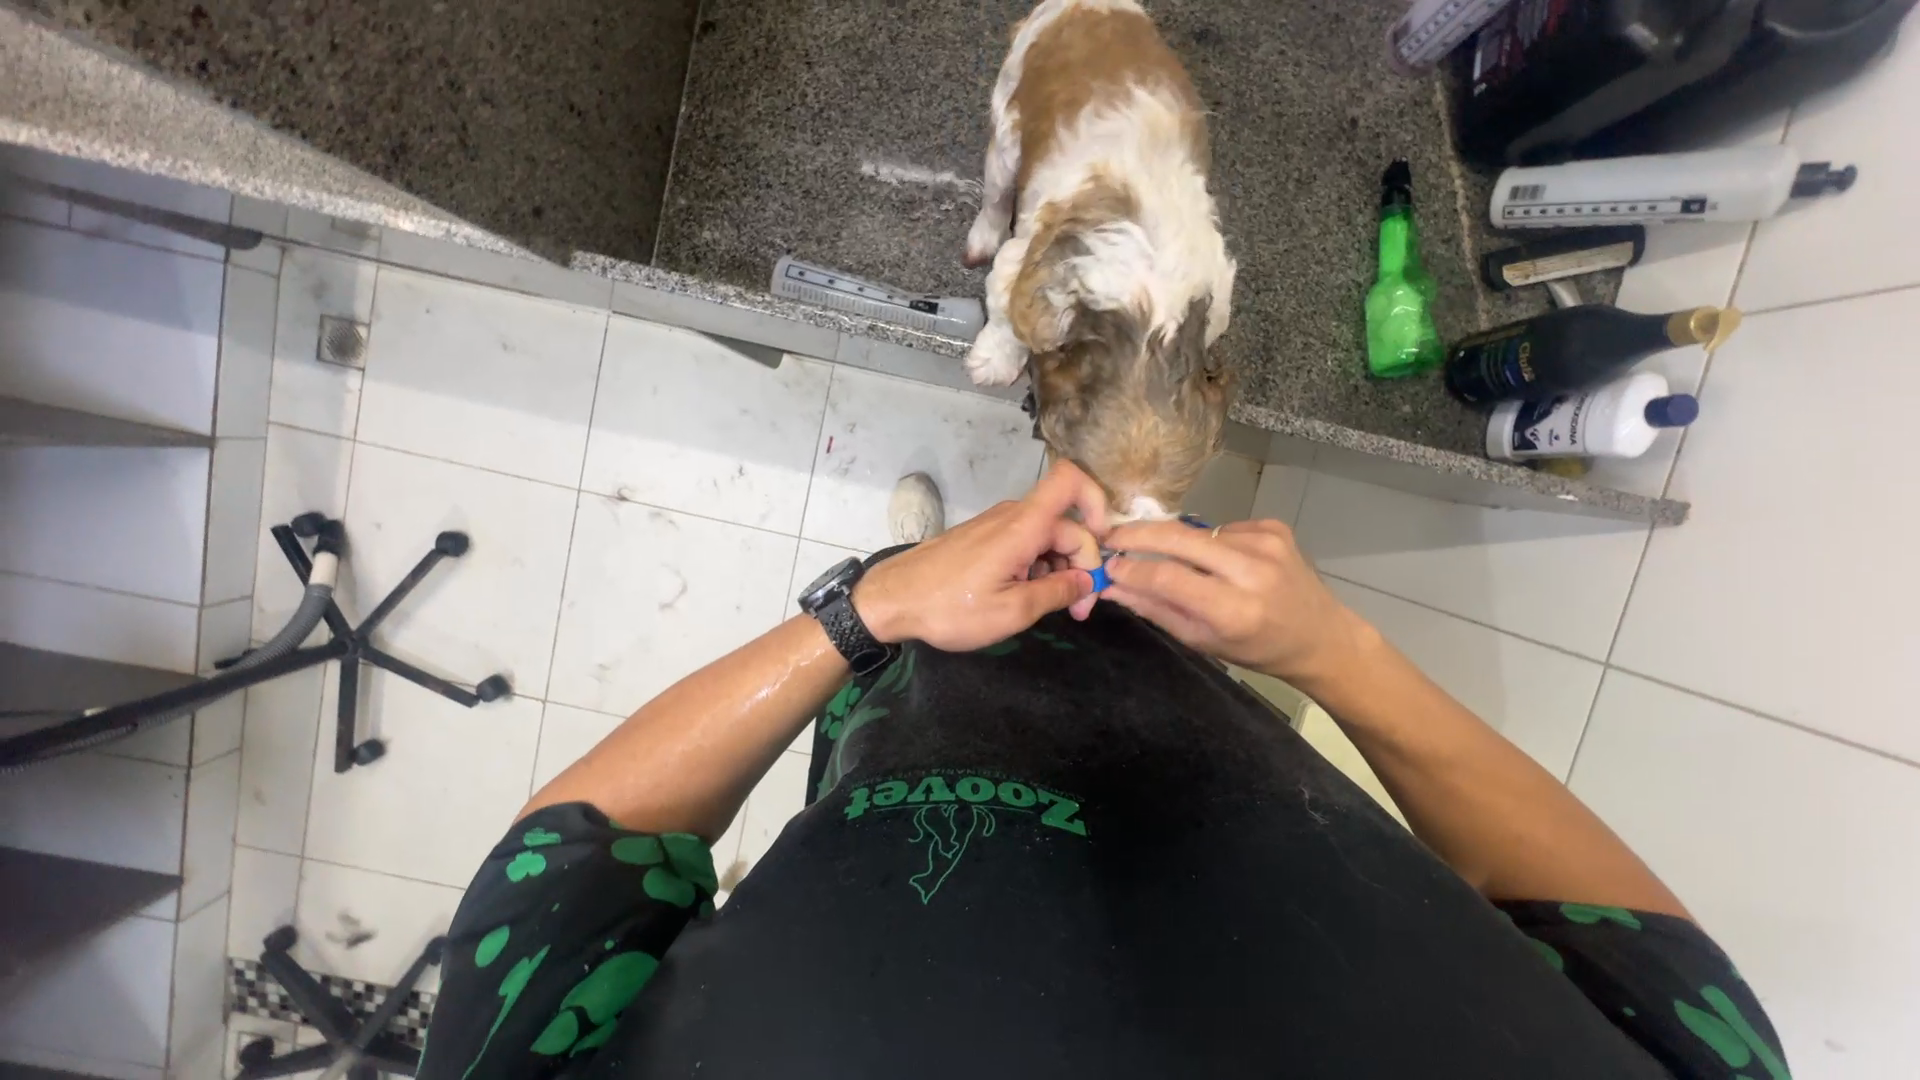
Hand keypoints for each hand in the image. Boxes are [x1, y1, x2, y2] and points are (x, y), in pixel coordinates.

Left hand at [852, 461, 1107, 650]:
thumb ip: (1057, 593)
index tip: (1104, 550)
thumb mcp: (1012, 611)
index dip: (1099, 505)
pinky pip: (1025, 543)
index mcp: (1023, 525)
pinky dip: (1037, 567)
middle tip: (1079, 610)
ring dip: (1059, 569)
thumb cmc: (950, 608)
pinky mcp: (983, 538)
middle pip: (1067, 524)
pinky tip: (1025, 597)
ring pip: (1047, 536)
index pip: (1073, 483)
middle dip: (1082, 564)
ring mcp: (996, 525)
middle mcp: (1012, 516)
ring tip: (1051, 609)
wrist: (891, 600)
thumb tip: (1087, 581)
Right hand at [1100, 519, 1376, 685]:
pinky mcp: (1274, 527)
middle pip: (1180, 538)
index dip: (1133, 569)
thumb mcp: (1203, 640)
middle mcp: (1253, 571)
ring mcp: (1267, 543)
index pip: (1169, 577)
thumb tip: (1112, 585)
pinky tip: (1222, 562)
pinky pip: (1222, 529)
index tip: (1109, 566)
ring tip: (1177, 562)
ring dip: (1177, 543)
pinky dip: (1210, 543)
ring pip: (1198, 532)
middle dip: (1138, 534)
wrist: (1322, 637)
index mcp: (1234, 610)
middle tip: (1111, 537)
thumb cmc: (1257, 648)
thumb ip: (1156, 610)